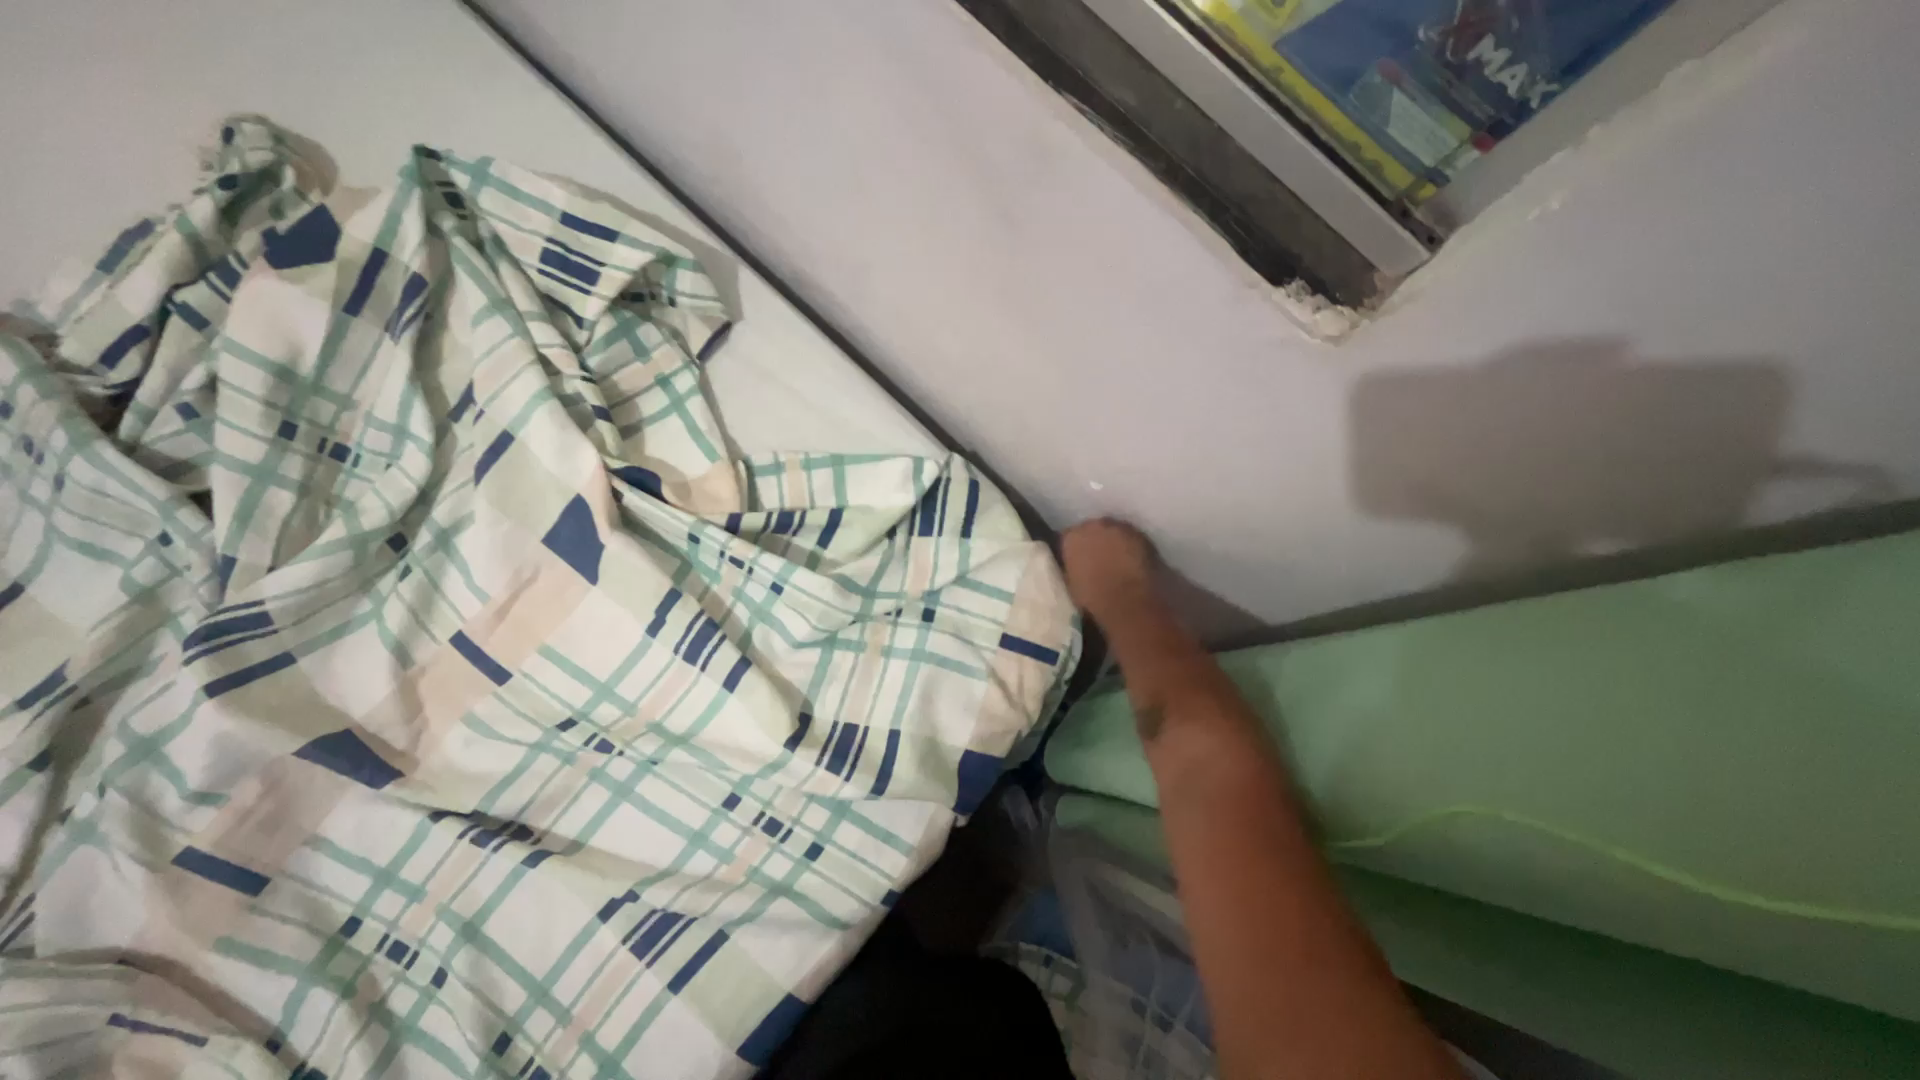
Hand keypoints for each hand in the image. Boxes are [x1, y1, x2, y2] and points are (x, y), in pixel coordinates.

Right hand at [1059, 518, 1160, 623]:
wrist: (1131, 603)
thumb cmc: (1095, 599)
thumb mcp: (1071, 584)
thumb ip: (1071, 568)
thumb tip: (1076, 566)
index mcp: (1073, 537)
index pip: (1067, 538)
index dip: (1072, 551)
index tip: (1074, 563)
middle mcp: (1097, 525)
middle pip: (1093, 530)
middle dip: (1094, 543)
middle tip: (1097, 563)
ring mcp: (1123, 528)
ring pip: (1115, 533)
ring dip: (1114, 544)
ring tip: (1117, 564)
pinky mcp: (1145, 537)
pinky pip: (1133, 540)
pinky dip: (1132, 550)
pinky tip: (1134, 566)